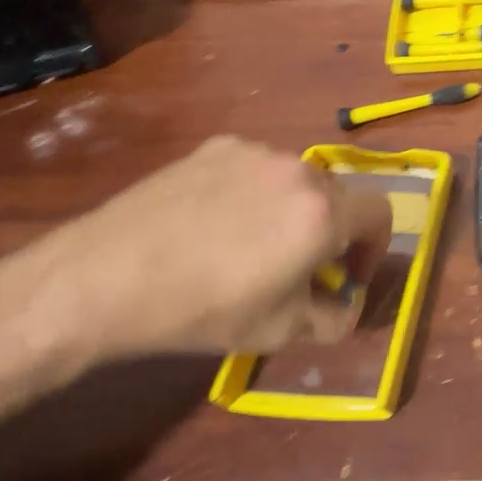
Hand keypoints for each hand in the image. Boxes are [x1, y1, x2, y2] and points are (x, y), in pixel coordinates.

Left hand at [0, 136, 391, 368]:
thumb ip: (334, 318)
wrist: (100, 281)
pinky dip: (254, 193)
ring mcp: (255, 154)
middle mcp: (300, 171)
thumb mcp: (280, 332)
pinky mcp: (216, 148)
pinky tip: (214, 224)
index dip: (373, 248)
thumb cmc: (200, 310)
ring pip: (297, 180)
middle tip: (297, 268)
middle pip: (338, 196)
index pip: (381, 213)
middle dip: (330, 232)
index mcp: (324, 213)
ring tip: (250, 245)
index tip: (344, 277)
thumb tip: (345, 304)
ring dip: (292, 210)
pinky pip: (256, 169)